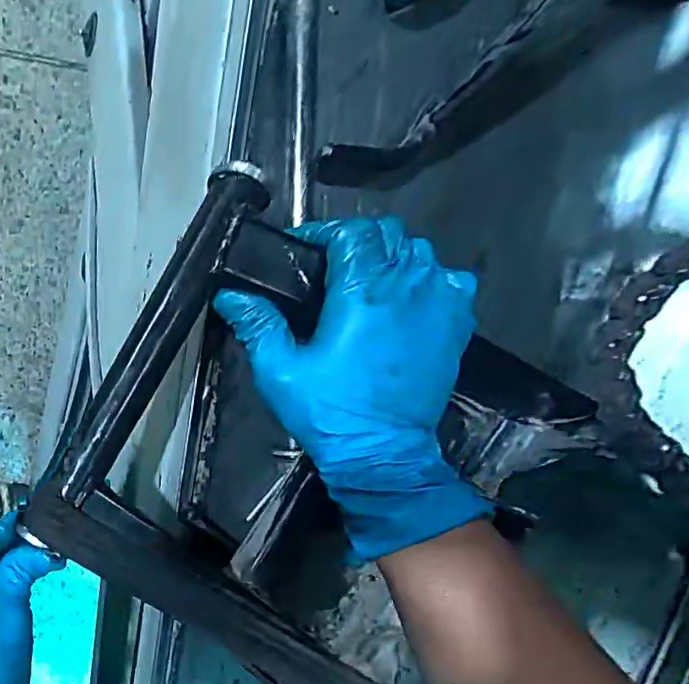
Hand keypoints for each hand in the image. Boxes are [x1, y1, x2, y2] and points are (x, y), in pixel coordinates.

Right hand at [212, 217, 490, 558]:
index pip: (353, 233)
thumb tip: (232, 296)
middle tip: (326, 263)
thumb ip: (258, 325)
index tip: (302, 244)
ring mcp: (441, 301)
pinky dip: (420, 279)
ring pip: (419, 252)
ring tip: (359, 281)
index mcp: (363, 292)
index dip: (324, 231)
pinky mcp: (457, 321)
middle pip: (389, 235)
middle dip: (355, 240)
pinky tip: (397, 302)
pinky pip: (445, 279)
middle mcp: (409, 285)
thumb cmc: (327, 409)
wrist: (380, 446)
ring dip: (388, 257)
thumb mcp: (279, 369)